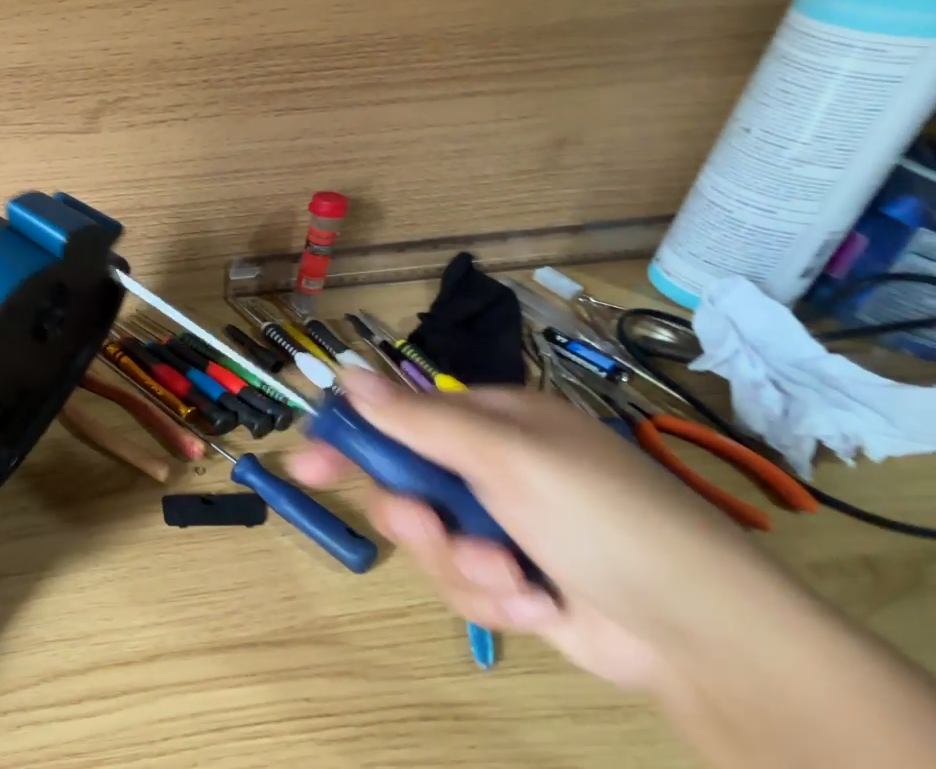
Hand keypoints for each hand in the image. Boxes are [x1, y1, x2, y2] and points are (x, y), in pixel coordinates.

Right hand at [286, 368, 785, 690]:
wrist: (698, 634)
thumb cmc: (602, 519)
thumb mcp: (507, 458)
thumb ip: (418, 420)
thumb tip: (347, 371)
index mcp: (495, 424)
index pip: (400, 417)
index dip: (353, 437)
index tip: (308, 462)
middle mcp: (494, 470)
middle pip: (405, 484)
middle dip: (416, 516)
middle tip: (423, 527)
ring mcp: (503, 528)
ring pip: (429, 543)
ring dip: (464, 566)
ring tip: (512, 579)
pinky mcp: (512, 582)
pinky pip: (462, 585)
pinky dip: (493, 600)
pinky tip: (535, 605)